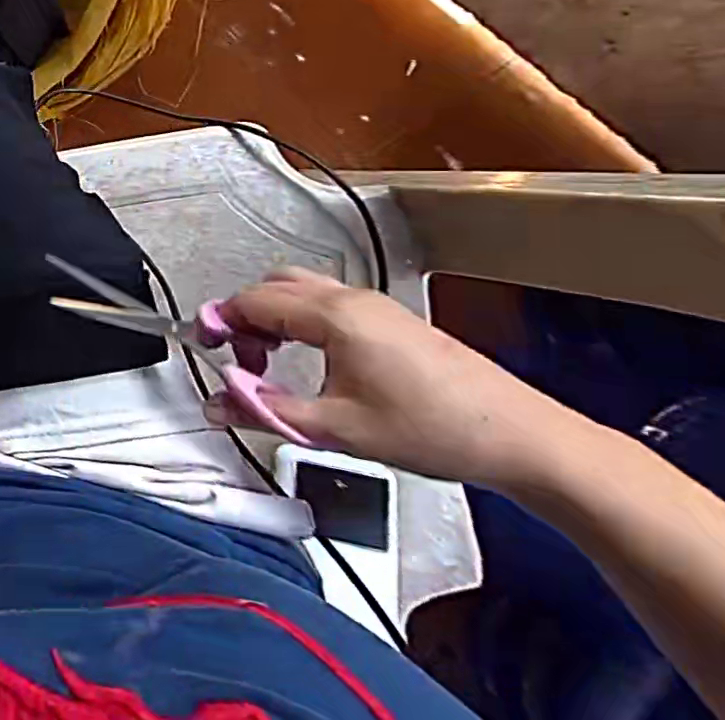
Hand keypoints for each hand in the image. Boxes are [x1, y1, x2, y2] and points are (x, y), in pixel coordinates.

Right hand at [204, 267, 585, 487]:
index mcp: (335, 315)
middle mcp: (352, 299)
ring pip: (300, 290)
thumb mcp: (336, 428)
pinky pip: (326, 303)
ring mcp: (374, 306)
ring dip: (271, 317)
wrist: (521, 439)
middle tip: (236, 358)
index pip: (253, 301)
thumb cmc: (436, 429)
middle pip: (273, 286)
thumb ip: (266, 411)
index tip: (202, 344)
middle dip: (243, 316)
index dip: (219, 321)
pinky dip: (298, 320)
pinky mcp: (389, 320)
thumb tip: (219, 403)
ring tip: (268, 361)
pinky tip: (306, 359)